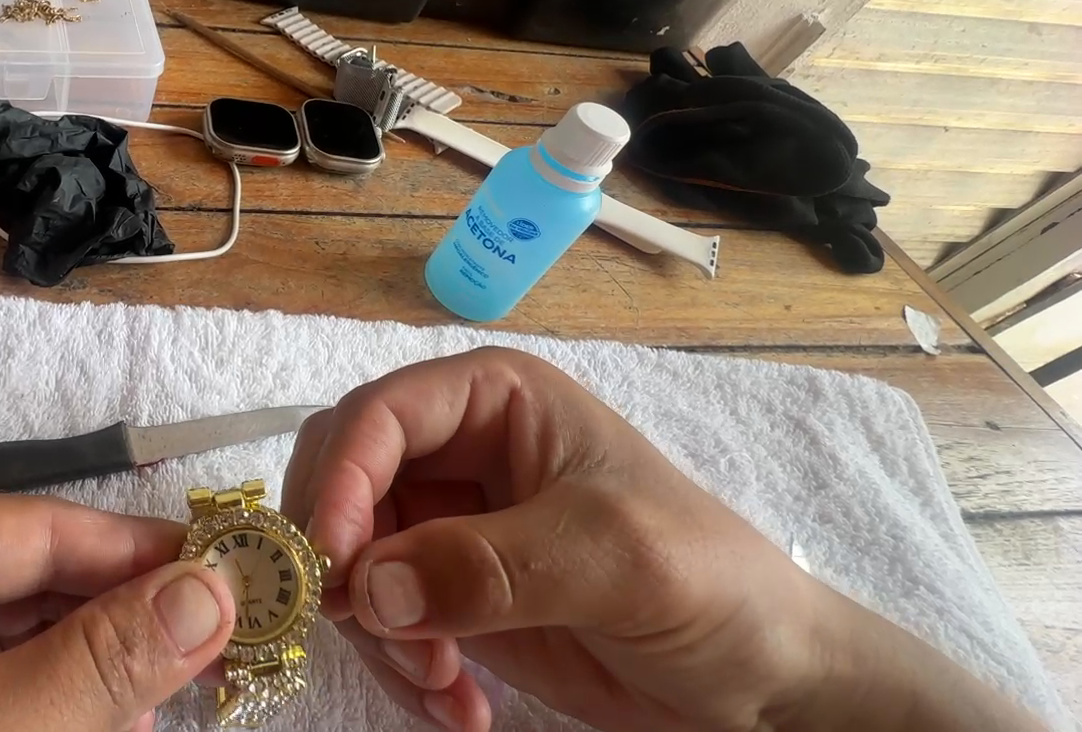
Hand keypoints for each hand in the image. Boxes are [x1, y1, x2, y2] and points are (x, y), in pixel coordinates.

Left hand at [0, 494, 235, 731]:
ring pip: (21, 627)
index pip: (43, 527)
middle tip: (210, 657)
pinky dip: (48, 698)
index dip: (140, 551)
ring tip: (153, 708)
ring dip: (90, 668)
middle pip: (36, 577)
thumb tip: (213, 588)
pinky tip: (99, 723)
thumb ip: (100, 659)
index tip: (228, 575)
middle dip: (119, 621)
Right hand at [282, 347, 1044, 731]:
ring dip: (374, 623)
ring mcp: (440, 513)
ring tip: (437, 685)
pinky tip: (452, 702)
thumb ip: (487, 566)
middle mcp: (448, 444)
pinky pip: (376, 607)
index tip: (329, 562)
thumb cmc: (709, 585)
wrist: (768, 685)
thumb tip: (365, 588)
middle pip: (343, 475)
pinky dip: (396, 657)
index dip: (341, 477)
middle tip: (369, 629)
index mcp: (485, 398)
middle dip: (347, 555)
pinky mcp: (439, 580)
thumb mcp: (611, 560)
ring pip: (350, 548)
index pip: (379, 416)